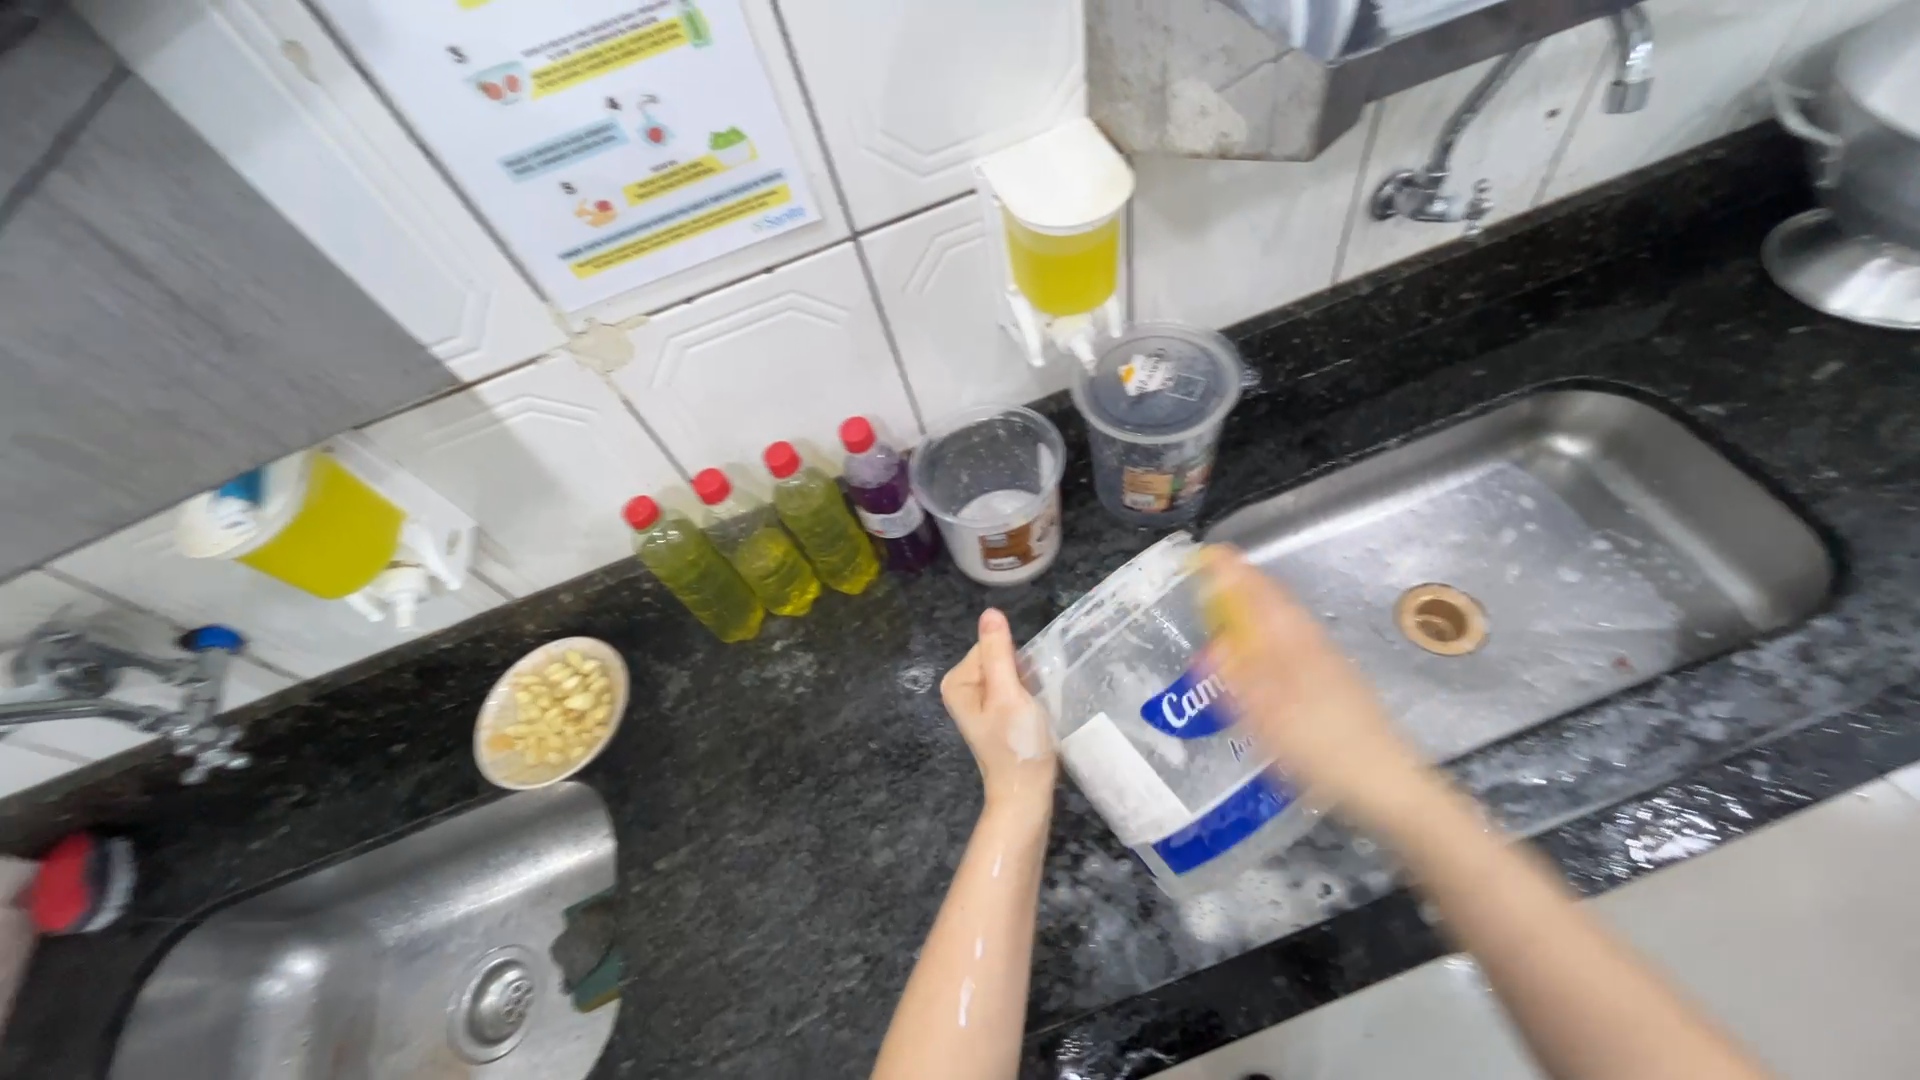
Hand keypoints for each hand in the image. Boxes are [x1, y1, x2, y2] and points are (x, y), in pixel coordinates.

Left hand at [941, 609, 1056, 812]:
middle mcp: (963, 688)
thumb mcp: (1008, 693)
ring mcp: (980, 702)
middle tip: (1028, 702)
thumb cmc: (1016, 743)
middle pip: (1000, 657)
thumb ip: (998, 653)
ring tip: (1031, 711)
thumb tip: (989, 612)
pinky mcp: (997, 714)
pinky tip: (1032, 717)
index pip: (991, 645)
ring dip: (1027, 685)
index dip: (1015, 661)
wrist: (1026, 793)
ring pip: (1011, 673)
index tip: (1023, 688)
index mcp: (958, 681)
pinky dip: (1028, 697)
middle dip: (1021, 672)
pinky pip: (1015, 689)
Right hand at [1199, 546, 1432, 822]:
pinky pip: (1296, 644)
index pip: (1260, 595)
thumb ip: (1238, 682)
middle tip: (1216, 576)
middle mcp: (1313, 645)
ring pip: (1288, 624)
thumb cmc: (1324, 750)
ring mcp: (1329, 664)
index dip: (1234, 573)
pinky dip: (1273, 636)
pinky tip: (1267, 655)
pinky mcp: (1337, 684)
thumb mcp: (1268, 719)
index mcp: (1294, 645)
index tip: (1210, 553)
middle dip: (1246, 587)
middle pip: (1276, 605)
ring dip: (1260, 610)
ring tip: (1234, 608)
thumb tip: (1209, 648)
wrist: (1389, 785)